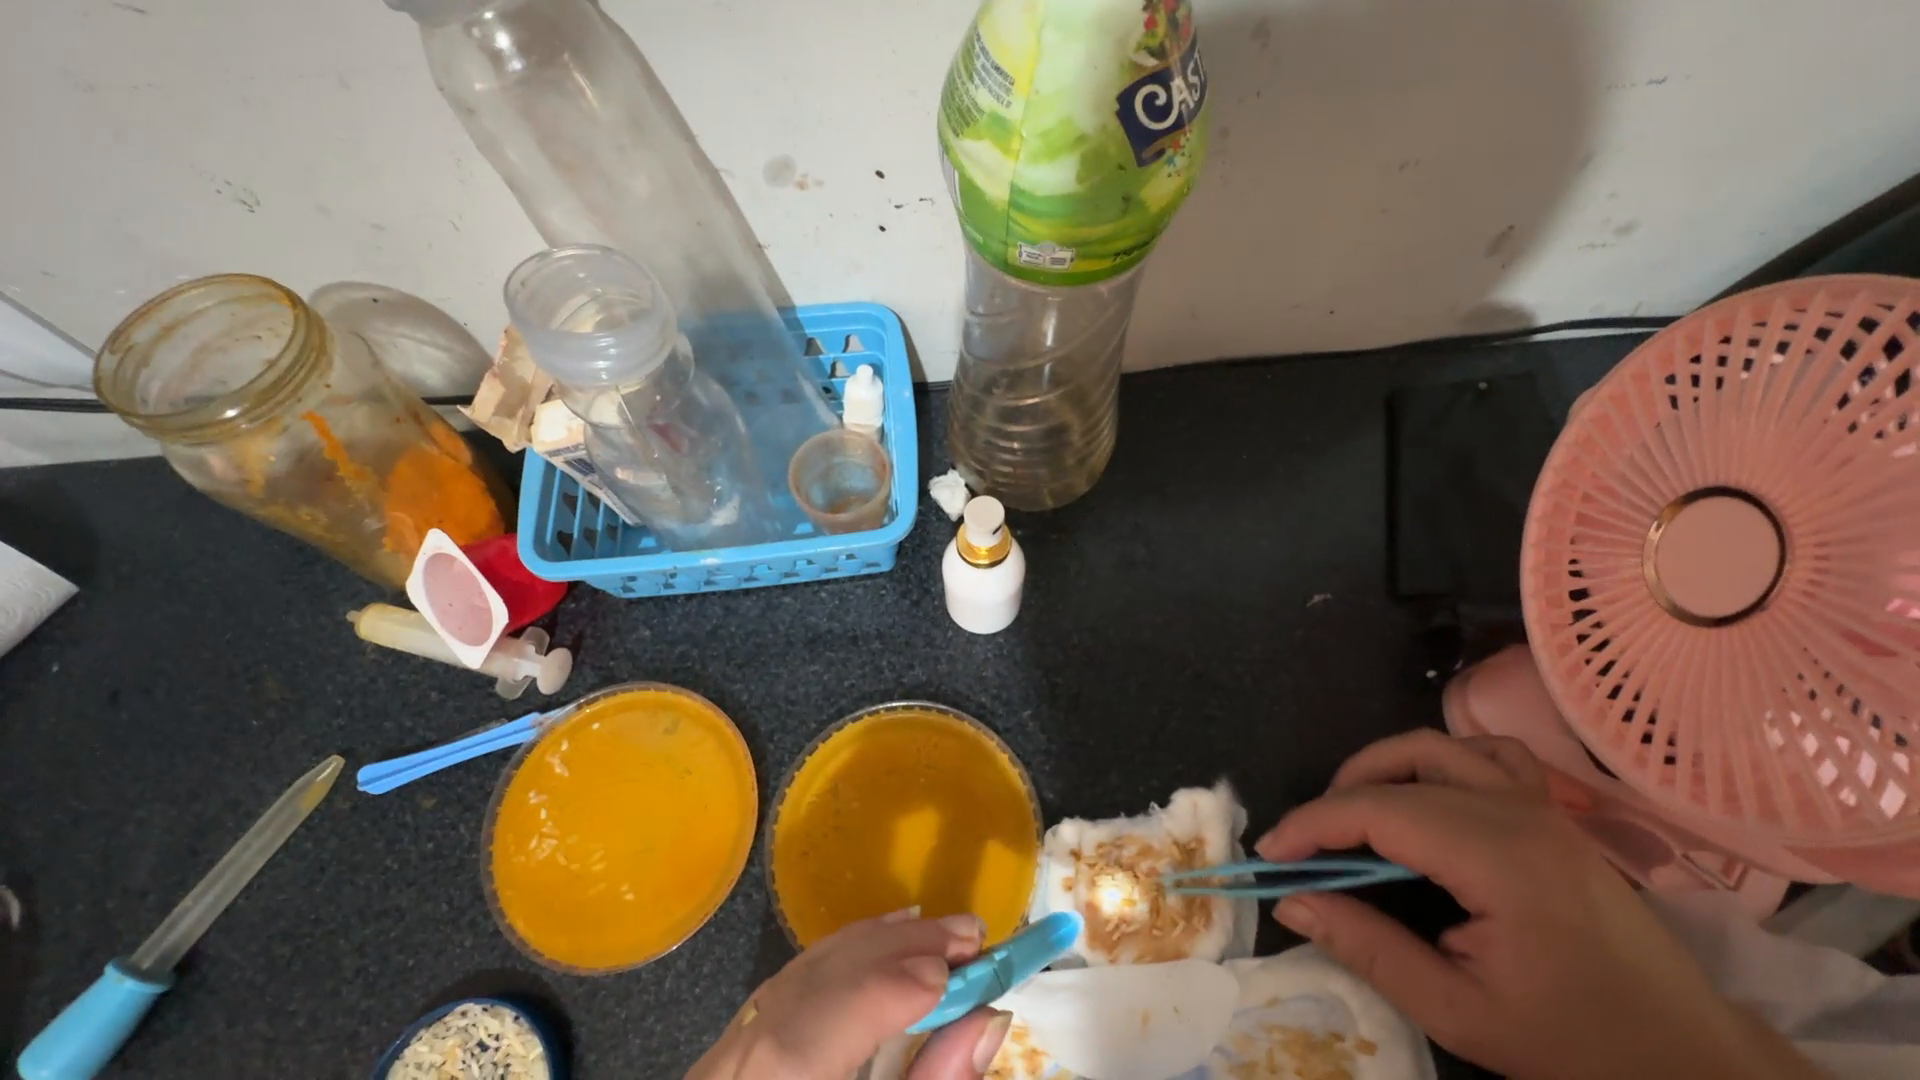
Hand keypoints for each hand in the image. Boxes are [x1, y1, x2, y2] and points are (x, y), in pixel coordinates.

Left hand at [684, 909, 1011, 1079]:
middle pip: (809, 989)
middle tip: (971, 935)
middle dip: (894, 952)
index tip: (955, 970)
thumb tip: (987, 1018)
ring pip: (802, 974)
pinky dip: (848, 954)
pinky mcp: (739, 1040)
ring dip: (879, 944)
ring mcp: (730, 1048)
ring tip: (943, 933)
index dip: (881, 992)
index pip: (806, 1038)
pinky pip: (795, 980)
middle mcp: (735, 1067)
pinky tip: (888, 936)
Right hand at [1256, 730, 1820, 1079]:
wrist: (1690, 1056)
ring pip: (1439, 746)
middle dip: (1336, 800)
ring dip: (1381, 768)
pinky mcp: (1554, 813)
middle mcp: (1519, 812)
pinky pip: (1487, 754)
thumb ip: (1369, 949)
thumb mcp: (1459, 1012)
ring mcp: (1542, 805)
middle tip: (1305, 846)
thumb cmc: (1576, 1041)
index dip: (1312, 825)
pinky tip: (1425, 797)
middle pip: (1400, 771)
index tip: (1270, 855)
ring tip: (1353, 813)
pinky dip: (1440, 761)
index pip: (1378, 811)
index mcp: (1499, 859)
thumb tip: (1292, 902)